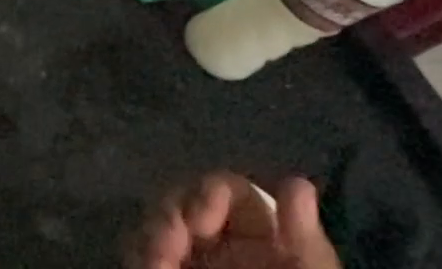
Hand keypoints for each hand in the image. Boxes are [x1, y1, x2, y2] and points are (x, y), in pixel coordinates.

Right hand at [126, 173, 341, 268]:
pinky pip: (142, 256)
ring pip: (157, 229)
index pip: (230, 193)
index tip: (198, 218)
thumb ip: (303, 241)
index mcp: (267, 243)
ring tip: (151, 265)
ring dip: (149, 240)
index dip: (208, 193)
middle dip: (167, 216)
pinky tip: (143, 267)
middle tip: (163, 247)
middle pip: (184, 203)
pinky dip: (139, 258)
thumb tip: (298, 182)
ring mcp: (194, 265)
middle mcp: (226, 248)